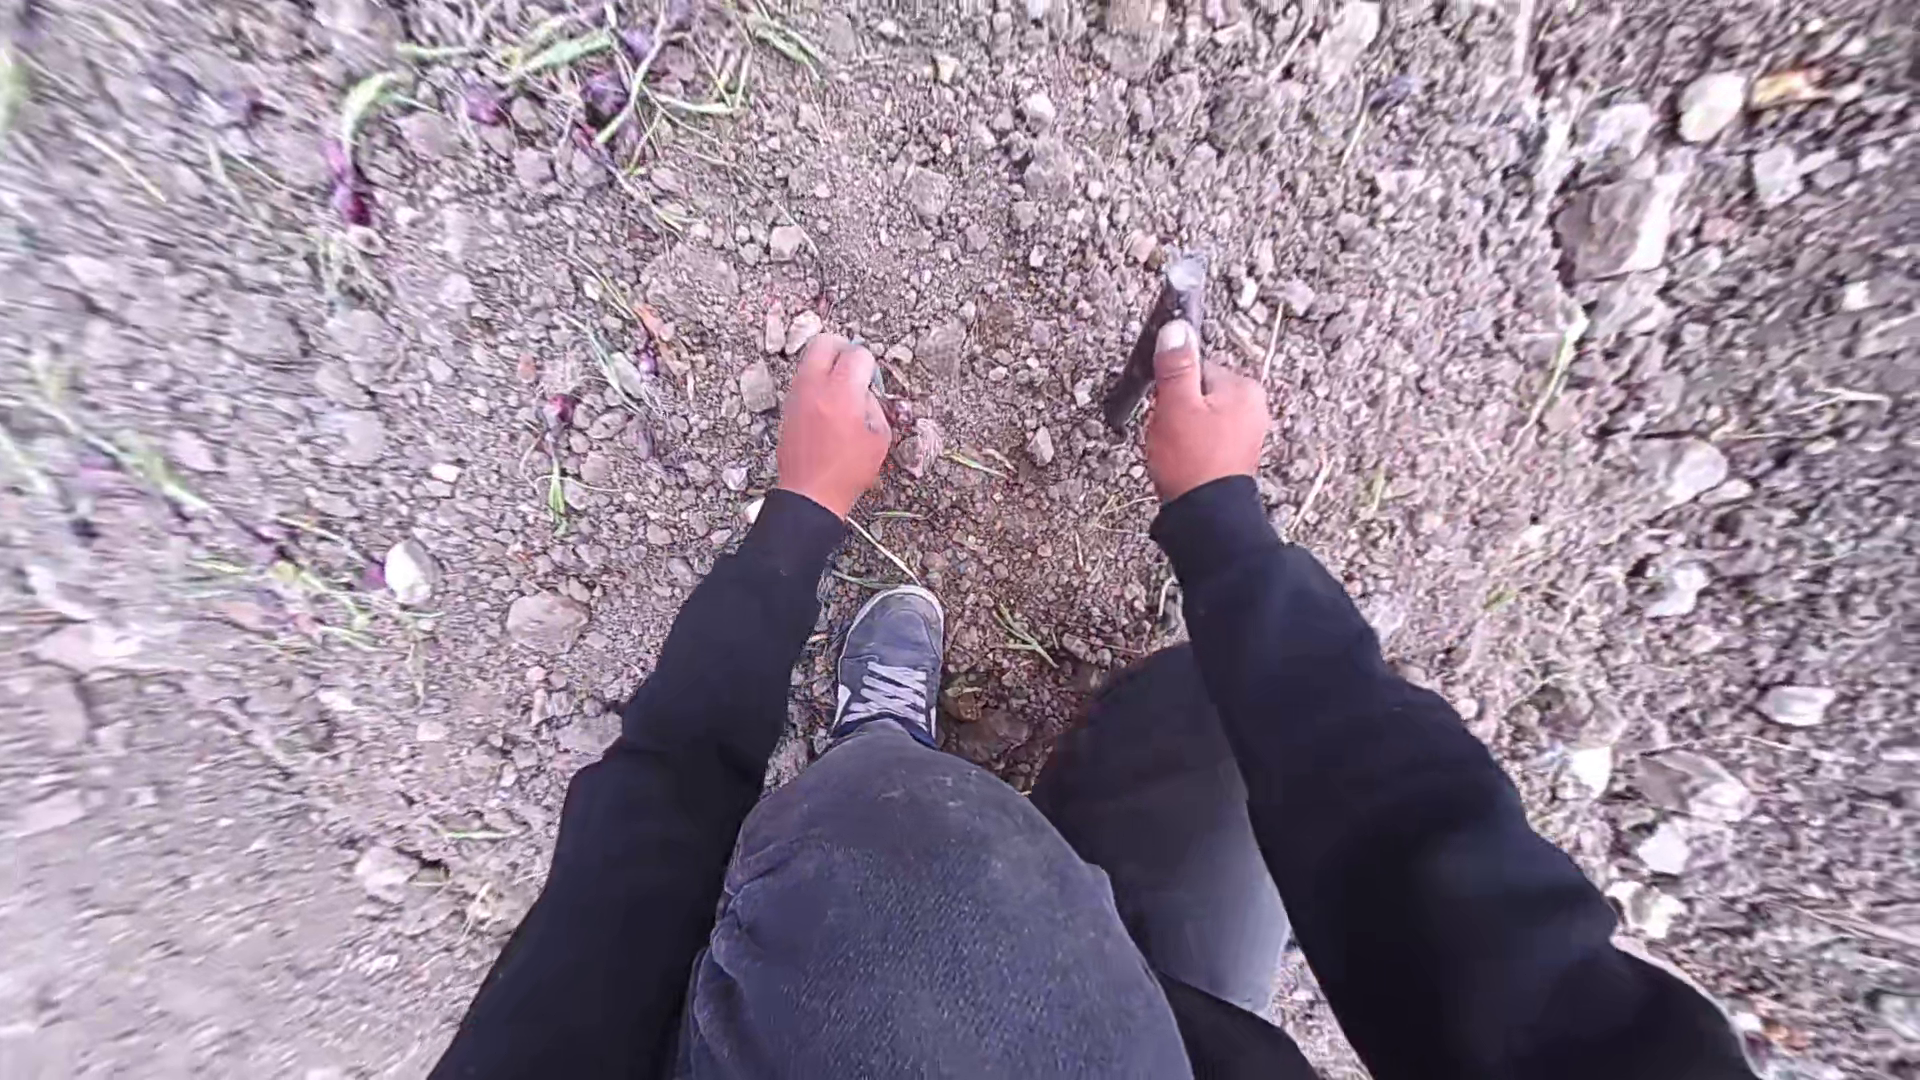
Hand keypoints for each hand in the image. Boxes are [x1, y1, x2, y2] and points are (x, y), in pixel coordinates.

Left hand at [774, 334, 891, 517]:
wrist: (811, 493)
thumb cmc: (847, 472)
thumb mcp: (879, 439)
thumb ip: (875, 405)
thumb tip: (865, 390)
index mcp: (842, 393)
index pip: (857, 354)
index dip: (870, 365)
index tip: (873, 380)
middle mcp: (815, 387)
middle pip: (825, 342)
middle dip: (844, 349)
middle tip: (855, 368)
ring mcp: (797, 395)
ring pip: (810, 359)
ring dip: (828, 365)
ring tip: (842, 389)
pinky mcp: (788, 407)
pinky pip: (803, 379)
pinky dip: (817, 382)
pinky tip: (829, 405)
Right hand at [1144, 319, 1267, 501]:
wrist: (1206, 516)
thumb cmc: (1192, 462)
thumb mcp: (1176, 406)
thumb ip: (1176, 366)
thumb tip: (1175, 329)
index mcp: (1243, 388)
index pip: (1197, 367)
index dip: (1171, 388)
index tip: (1164, 408)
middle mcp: (1252, 407)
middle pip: (1197, 392)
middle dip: (1175, 411)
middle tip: (1170, 433)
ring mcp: (1246, 433)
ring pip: (1198, 417)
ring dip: (1180, 430)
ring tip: (1175, 451)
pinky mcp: (1235, 455)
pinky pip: (1204, 438)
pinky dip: (1189, 447)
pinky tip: (1182, 462)